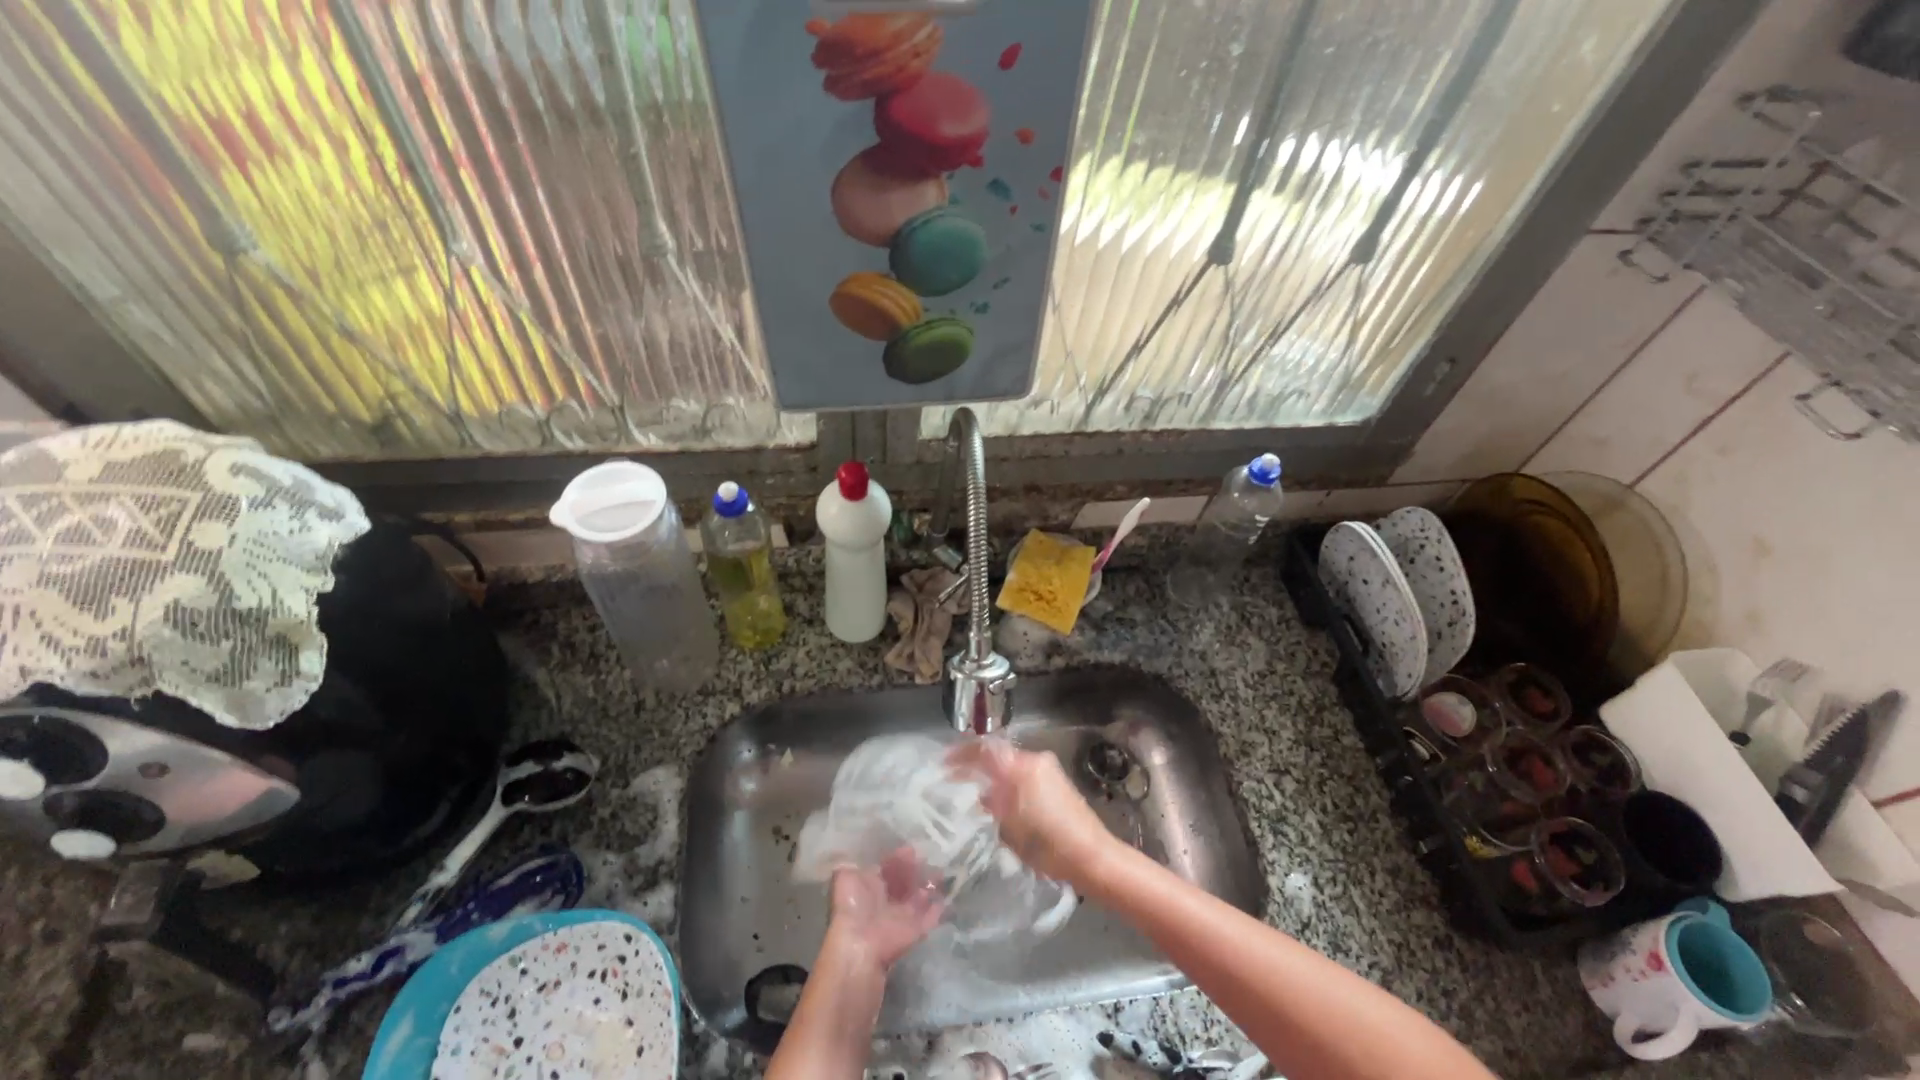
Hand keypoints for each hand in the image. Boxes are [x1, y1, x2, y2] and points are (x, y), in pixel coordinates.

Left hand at [825, 848, 944, 972]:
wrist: (861, 941)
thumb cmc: (853, 904)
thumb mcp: (845, 875)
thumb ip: (853, 861)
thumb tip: (865, 854)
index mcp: (869, 886)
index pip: (887, 870)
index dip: (899, 859)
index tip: (911, 849)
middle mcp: (886, 900)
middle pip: (905, 882)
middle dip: (916, 870)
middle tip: (928, 858)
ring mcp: (902, 915)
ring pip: (919, 897)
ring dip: (929, 886)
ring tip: (940, 872)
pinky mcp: (917, 929)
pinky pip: (931, 917)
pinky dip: (938, 908)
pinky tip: (945, 895)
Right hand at [949, 738, 1116, 888]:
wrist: (1092, 857)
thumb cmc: (1048, 845)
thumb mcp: (1010, 829)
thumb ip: (994, 806)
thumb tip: (984, 795)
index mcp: (1021, 768)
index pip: (985, 750)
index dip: (961, 754)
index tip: (944, 764)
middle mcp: (1036, 762)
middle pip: (999, 755)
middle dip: (977, 766)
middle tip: (956, 778)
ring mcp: (1050, 771)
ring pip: (1012, 766)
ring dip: (994, 776)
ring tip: (975, 794)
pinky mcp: (1058, 784)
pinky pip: (1025, 776)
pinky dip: (1009, 784)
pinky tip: (1001, 804)